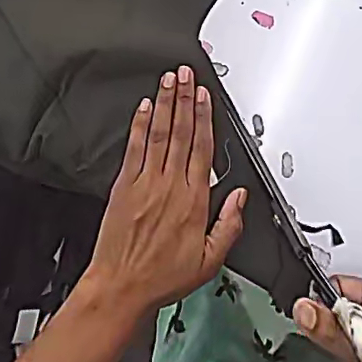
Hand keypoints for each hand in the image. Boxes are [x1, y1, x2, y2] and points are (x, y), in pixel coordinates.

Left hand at [78, 66, 246, 325]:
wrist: (121, 287)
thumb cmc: (162, 276)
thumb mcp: (210, 261)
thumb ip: (229, 225)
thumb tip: (241, 198)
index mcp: (193, 201)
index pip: (202, 149)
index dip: (204, 118)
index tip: (205, 96)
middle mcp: (170, 186)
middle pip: (181, 133)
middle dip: (185, 99)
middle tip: (186, 74)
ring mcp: (145, 183)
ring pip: (159, 134)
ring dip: (165, 104)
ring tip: (168, 80)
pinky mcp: (124, 186)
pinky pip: (134, 149)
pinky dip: (139, 126)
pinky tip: (144, 108)